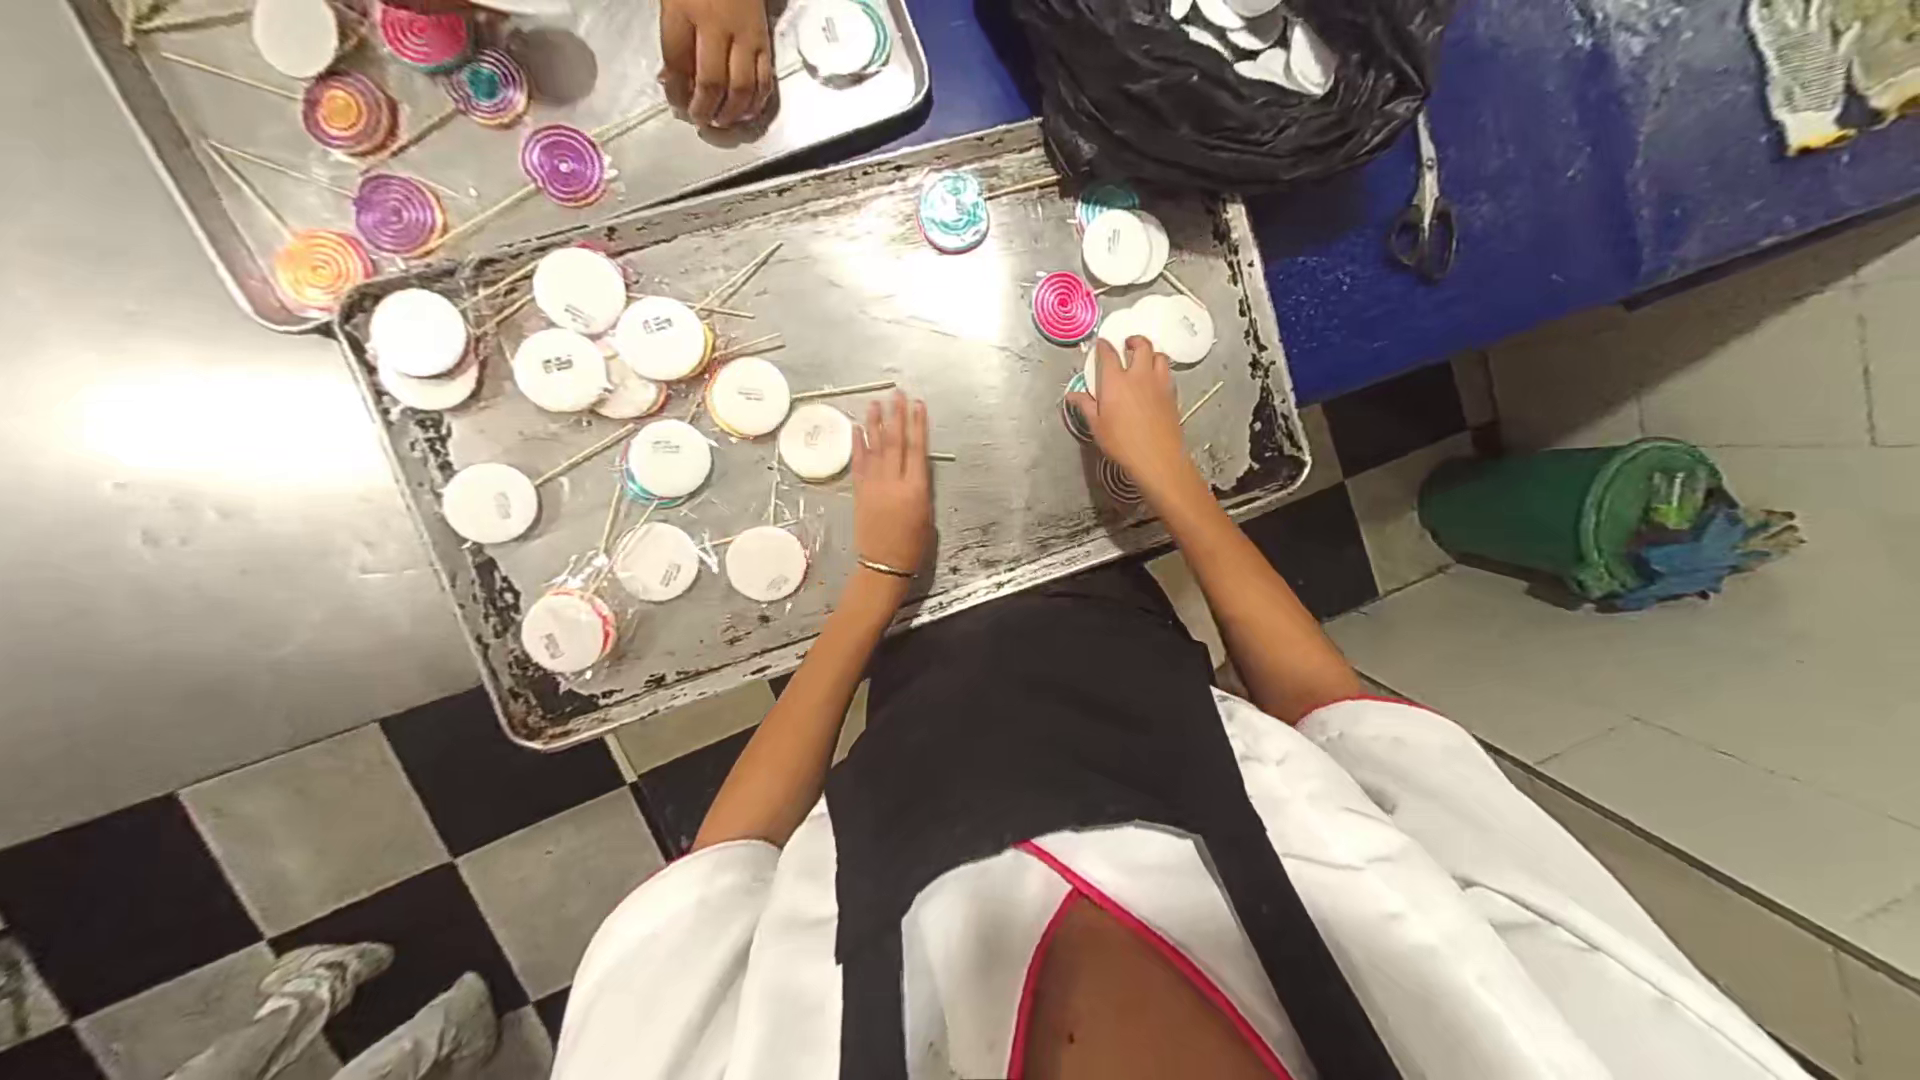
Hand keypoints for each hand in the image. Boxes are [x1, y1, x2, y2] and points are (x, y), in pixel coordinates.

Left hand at [660, 0, 774, 127]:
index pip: (678, 62)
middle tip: (699, 121)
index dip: (676, 92)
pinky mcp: (764, 42)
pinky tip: (745, 113)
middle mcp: (716, 25)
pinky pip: (763, 82)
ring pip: (740, 89)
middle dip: (703, 109)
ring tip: (720, 122)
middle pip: (711, 83)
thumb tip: (671, 79)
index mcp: (684, 8)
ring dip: (730, 113)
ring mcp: (745, 36)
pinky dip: (755, 104)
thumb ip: (672, 38)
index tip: (676, 105)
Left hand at [851, 392, 932, 580]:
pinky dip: (858, 445)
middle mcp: (893, 482)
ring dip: (875, 423)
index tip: (918, 404)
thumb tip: (914, 467)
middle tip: (896, 393)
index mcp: (915, 489)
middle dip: (896, 415)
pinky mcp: (859, 492)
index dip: (918, 424)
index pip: (917, 448)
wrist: (884, 565)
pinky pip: (858, 463)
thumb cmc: (913, 545)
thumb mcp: (927, 515)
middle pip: (895, 441)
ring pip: (875, 447)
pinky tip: (857, 429)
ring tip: (875, 403)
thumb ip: (921, 487)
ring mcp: (873, 485)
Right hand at [1066, 336, 1201, 500]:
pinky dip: (1160, 370)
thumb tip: (1072, 395)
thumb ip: (1086, 405)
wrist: (1157, 456)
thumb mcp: (1097, 425)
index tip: (1101, 343)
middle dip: (1134, 340)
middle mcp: (1139, 376)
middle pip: (1142, 346)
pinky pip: (1167, 373)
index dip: (1104, 346)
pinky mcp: (1172, 394)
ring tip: (1144, 359)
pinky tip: (1155, 380)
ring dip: (1151, 353)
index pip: (1109, 354)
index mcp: (1116, 381)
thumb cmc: (1121, 442)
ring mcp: (1159, 383)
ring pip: (1159, 356)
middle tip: (1128, 344)